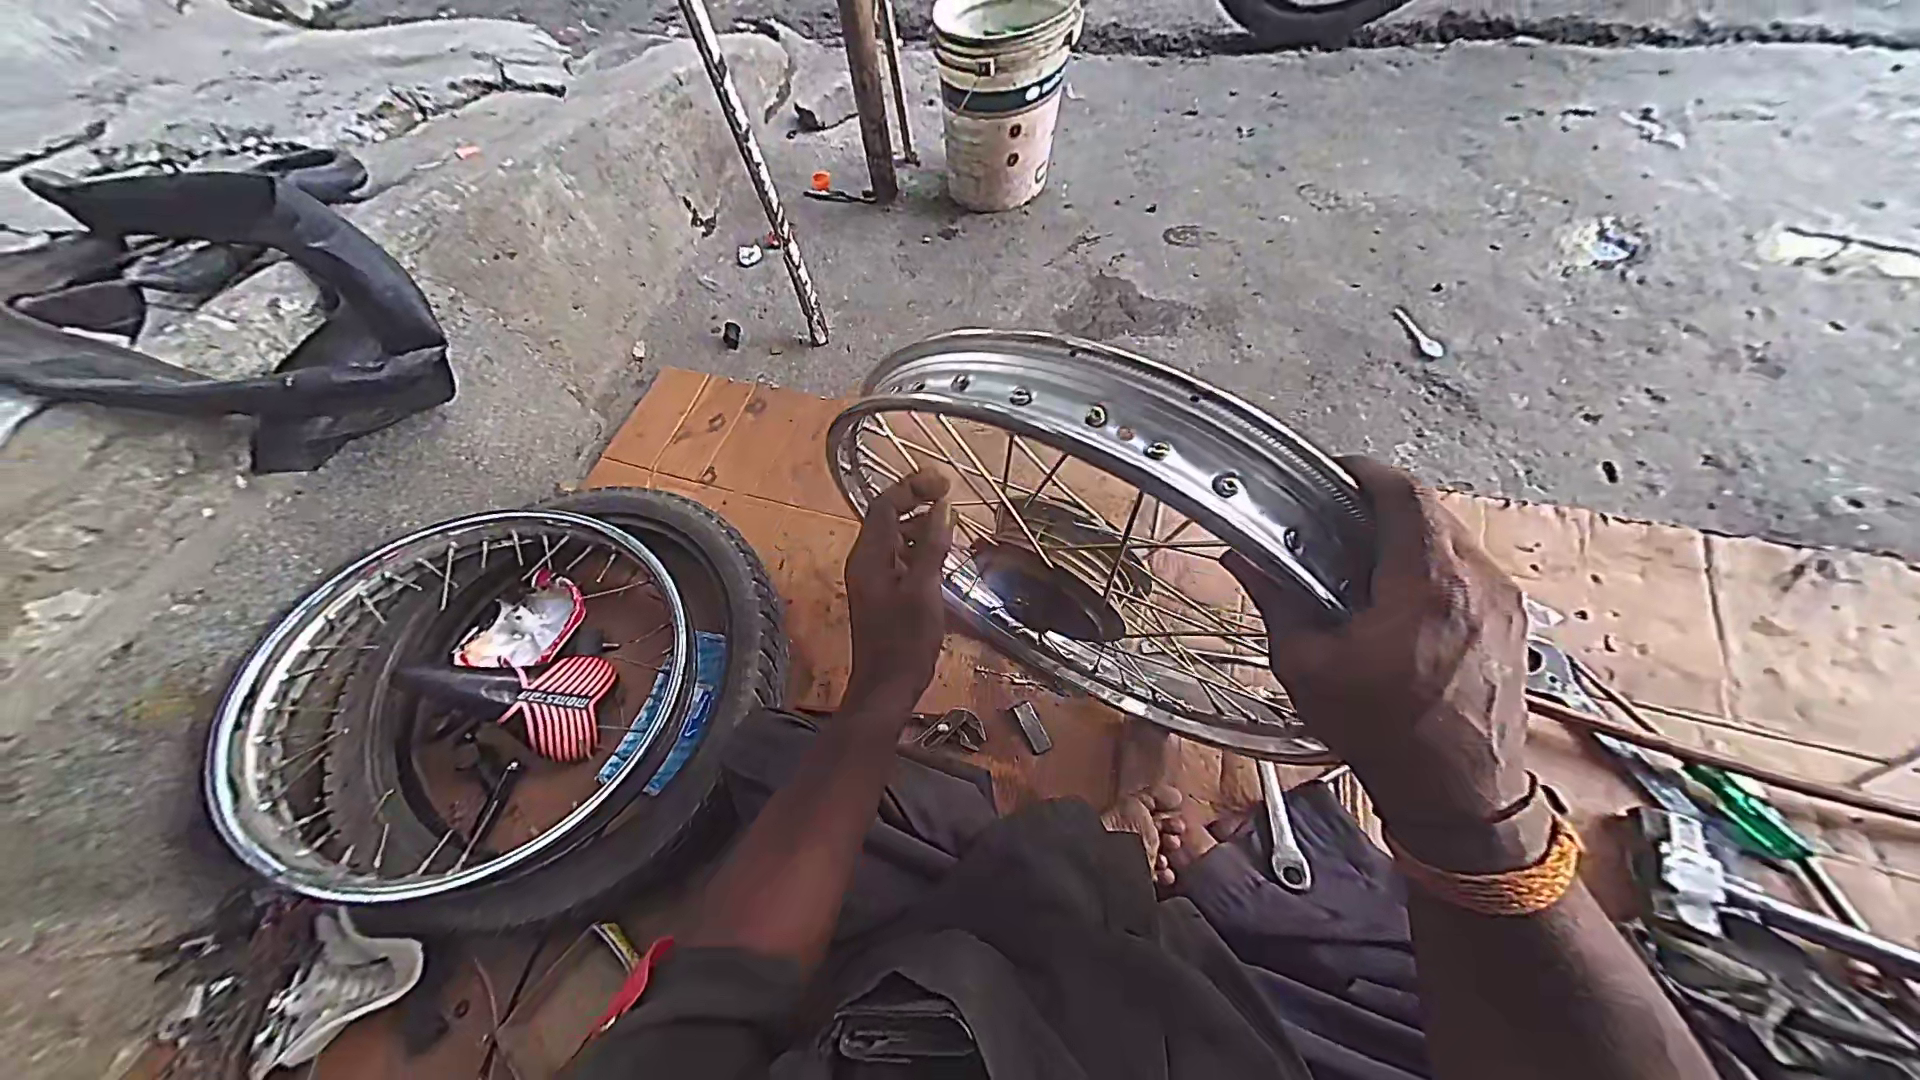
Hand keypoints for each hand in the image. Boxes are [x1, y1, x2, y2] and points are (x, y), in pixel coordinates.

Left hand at [842, 467, 952, 719]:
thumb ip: (932, 547)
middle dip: (917, 503)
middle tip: (949, 498)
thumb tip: (942, 510)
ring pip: (894, 539)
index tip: (944, 483)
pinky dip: (919, 550)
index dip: (912, 488)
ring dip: (920, 527)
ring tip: (950, 529)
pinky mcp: (882, 593)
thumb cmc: (905, 641)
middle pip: (887, 518)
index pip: (884, 506)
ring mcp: (872, 578)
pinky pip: (899, 559)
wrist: (886, 687)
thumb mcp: (924, 590)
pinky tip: (941, 558)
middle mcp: (865, 562)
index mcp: (868, 557)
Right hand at [1225, 457, 1531, 839]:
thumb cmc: (1380, 731)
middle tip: (1332, 522)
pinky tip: (1392, 598)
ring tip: (1357, 562)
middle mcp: (1478, 584)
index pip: (1406, 496)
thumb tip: (1241, 559)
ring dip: (1403, 539)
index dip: (1367, 473)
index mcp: (1428, 586)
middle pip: (1429, 514)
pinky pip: (1466, 572)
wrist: (1456, 793)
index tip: (1336, 472)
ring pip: (1450, 542)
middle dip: (1379, 509)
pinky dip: (1427, 568)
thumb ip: (1277, 599)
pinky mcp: (1511, 625)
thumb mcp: (1307, 664)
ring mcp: (1504, 604)